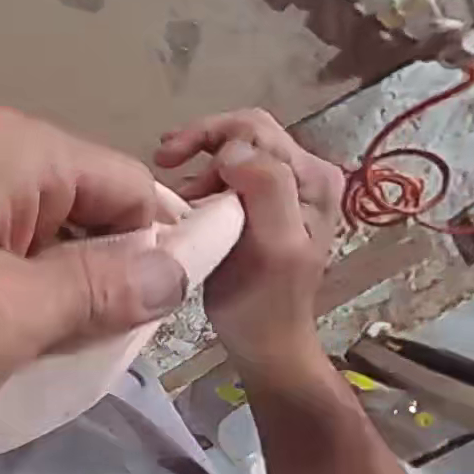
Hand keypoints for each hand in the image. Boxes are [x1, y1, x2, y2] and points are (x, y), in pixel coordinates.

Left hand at [0, 107, 188, 428]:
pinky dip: (16, 312)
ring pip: (46, 252)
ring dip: (58, 308)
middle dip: (106, 286)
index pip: (132, 187)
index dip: (164, 249)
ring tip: (44, 364)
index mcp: (19, 153)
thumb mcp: (4, 316)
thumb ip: (100, 288)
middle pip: (90, 218)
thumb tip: (180, 265)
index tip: (170, 323)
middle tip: (97, 358)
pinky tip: (1, 355)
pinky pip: (1, 271)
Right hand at [155, 109, 344, 378]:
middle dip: (200, 141)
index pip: (254, 129)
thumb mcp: (274, 246)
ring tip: (177, 199)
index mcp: (312, 178)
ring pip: (233, 152)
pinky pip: (228, 177)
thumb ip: (266, 189)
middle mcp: (303, 175)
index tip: (165, 161)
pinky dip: (201, 183)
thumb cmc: (265, 303)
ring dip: (198, 167)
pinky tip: (186, 203)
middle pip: (245, 133)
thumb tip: (232, 149)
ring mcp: (283, 191)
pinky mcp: (262, 207)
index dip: (206, 135)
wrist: (265, 343)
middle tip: (161, 160)